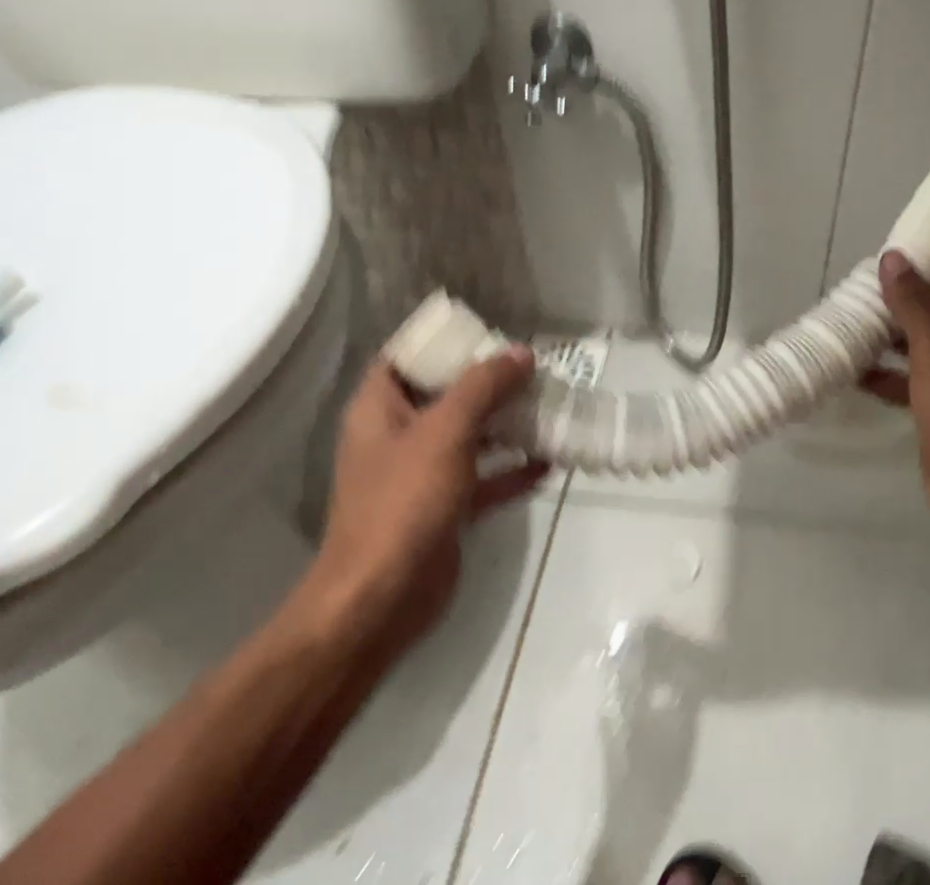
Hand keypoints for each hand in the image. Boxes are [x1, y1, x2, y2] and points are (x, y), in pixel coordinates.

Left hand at [311, 348, 549, 647]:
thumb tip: (520, 352)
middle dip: (489, 384)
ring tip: (550, 409)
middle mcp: (396, 437)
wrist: (382, 595)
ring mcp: (420, 476)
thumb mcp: (444, 433)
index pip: (406, 358)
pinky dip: (510, 471)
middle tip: (535, 372)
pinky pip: (482, 480)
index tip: (490, 333)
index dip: (444, 342)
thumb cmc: (404, 502)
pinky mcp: (444, 510)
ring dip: (506, 426)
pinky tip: (548, 463)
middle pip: (445, 396)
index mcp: (379, 409)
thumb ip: (483, 388)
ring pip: (468, 438)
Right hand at [860, 248, 929, 529]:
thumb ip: (913, 305)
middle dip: (907, 292)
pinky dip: (889, 373)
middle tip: (864, 280)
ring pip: (924, 342)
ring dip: (893, 333)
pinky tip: (856, 372)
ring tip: (853, 320)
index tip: (907, 233)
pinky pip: (914, 379)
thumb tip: (894, 259)